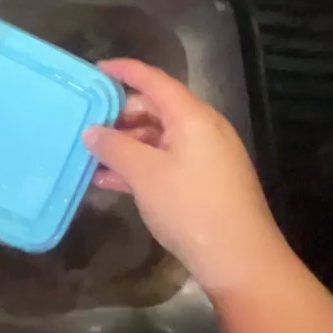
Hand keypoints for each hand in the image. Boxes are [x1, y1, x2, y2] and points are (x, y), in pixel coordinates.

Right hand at [85, 59, 291, 293]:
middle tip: (89, 130)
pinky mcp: (208, 181)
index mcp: (192, 116)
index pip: (153, 80)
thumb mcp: (145, 175)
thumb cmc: (191, 208)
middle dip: (121, 117)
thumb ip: (114, 147)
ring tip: (95, 162)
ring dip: (128, 146)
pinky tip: (114, 183)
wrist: (242, 261)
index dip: (124, 71)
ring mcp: (208, 156)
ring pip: (160, 138)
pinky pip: (169, 160)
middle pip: (157, 108)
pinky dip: (143, 166)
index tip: (95, 71)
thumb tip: (92, 131)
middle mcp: (204, 128)